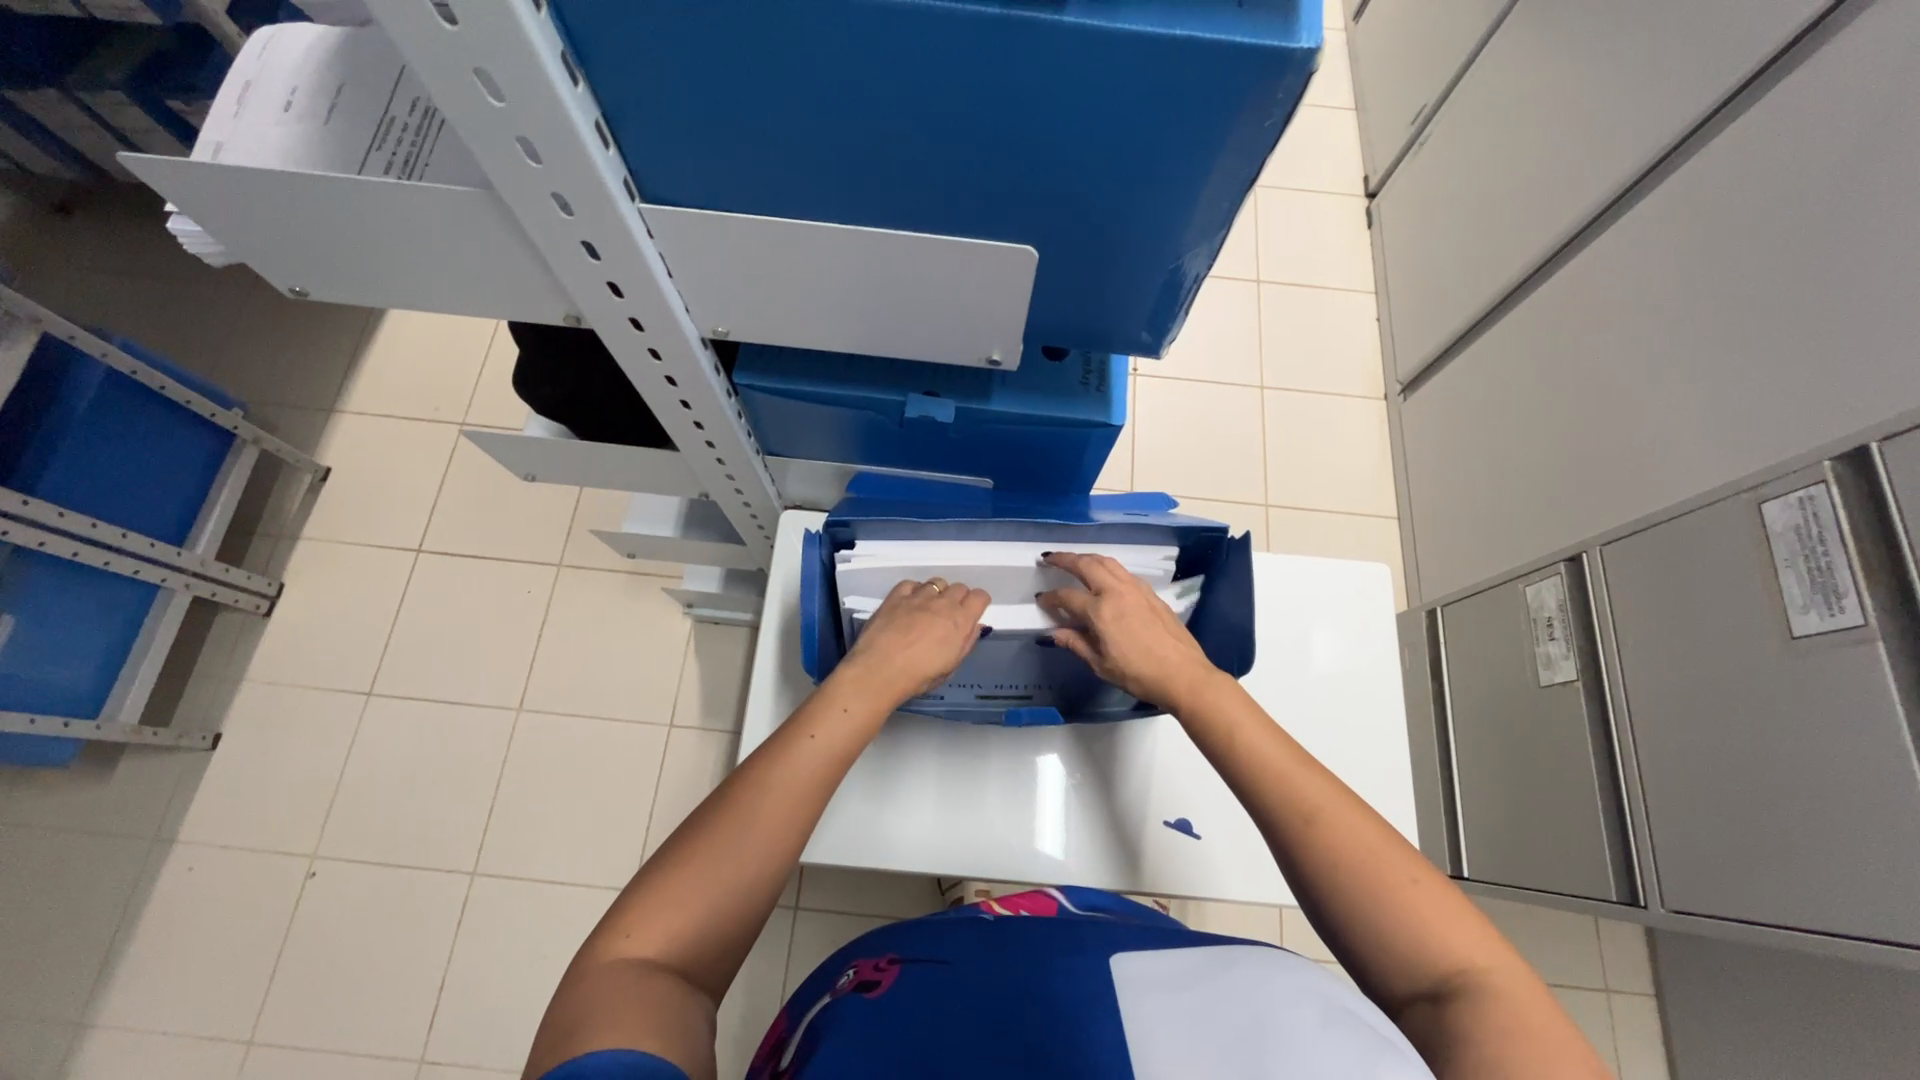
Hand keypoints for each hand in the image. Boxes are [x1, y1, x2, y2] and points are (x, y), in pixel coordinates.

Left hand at [836, 577, 992, 703]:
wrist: (881, 670)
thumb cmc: (920, 676)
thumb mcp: (951, 666)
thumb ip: (966, 642)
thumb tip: (975, 626)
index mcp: (960, 620)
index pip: (980, 597)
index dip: (978, 603)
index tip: (972, 612)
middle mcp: (943, 603)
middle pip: (959, 587)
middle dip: (958, 598)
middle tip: (949, 615)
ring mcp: (918, 596)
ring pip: (936, 582)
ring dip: (937, 593)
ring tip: (928, 608)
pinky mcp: (896, 596)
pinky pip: (911, 584)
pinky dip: (914, 591)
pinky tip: (908, 604)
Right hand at [1037, 552, 1224, 708]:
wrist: (1183, 674)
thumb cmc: (1138, 674)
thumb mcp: (1101, 664)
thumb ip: (1076, 644)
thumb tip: (1054, 633)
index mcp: (1100, 611)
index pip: (1067, 597)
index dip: (1051, 598)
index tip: (1041, 600)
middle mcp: (1116, 592)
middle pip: (1086, 565)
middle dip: (1065, 559)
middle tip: (1049, 559)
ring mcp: (1136, 589)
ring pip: (1107, 562)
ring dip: (1087, 558)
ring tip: (1075, 561)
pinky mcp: (1150, 593)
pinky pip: (1123, 571)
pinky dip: (1107, 567)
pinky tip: (1104, 577)